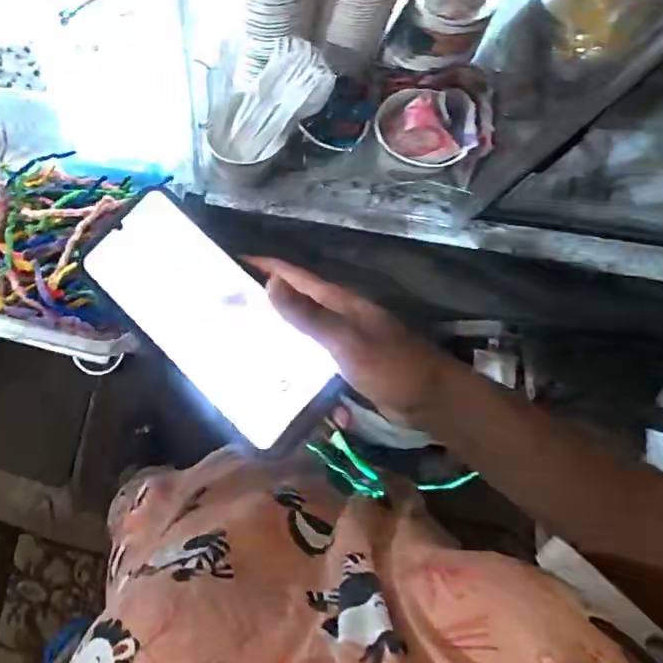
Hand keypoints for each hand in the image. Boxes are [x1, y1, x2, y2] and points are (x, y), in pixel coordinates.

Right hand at [245, 256, 461, 429]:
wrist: (433, 401)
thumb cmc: (390, 365)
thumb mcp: (344, 339)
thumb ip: (307, 314)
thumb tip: (269, 282)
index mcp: (336, 300)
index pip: (293, 274)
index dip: (264, 265)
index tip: (232, 261)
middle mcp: (337, 313)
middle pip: (294, 297)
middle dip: (263, 295)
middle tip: (229, 301)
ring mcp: (342, 337)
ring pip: (300, 326)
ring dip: (275, 327)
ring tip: (242, 333)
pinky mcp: (346, 362)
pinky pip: (311, 353)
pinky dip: (292, 355)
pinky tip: (275, 369)